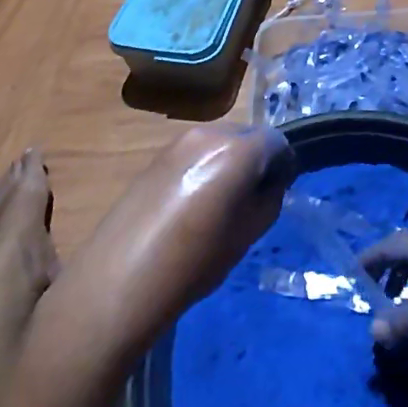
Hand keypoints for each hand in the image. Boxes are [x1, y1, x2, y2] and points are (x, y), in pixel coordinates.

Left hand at [54, 124, 295, 353]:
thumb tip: (270, 181)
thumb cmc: (196, 259)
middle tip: (252, 198)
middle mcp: (207, 133)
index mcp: (235, 149)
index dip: (283, 164)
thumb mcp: (248, 233)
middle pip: (245, 136)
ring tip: (221, 203)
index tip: (280, 190)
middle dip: (255, 160)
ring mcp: (177, 141)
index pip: (276, 141)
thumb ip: (268, 198)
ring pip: (219, 142)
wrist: (124, 274)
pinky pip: (195, 153)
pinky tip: (194, 202)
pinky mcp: (156, 155)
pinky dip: (205, 167)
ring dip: (228, 162)